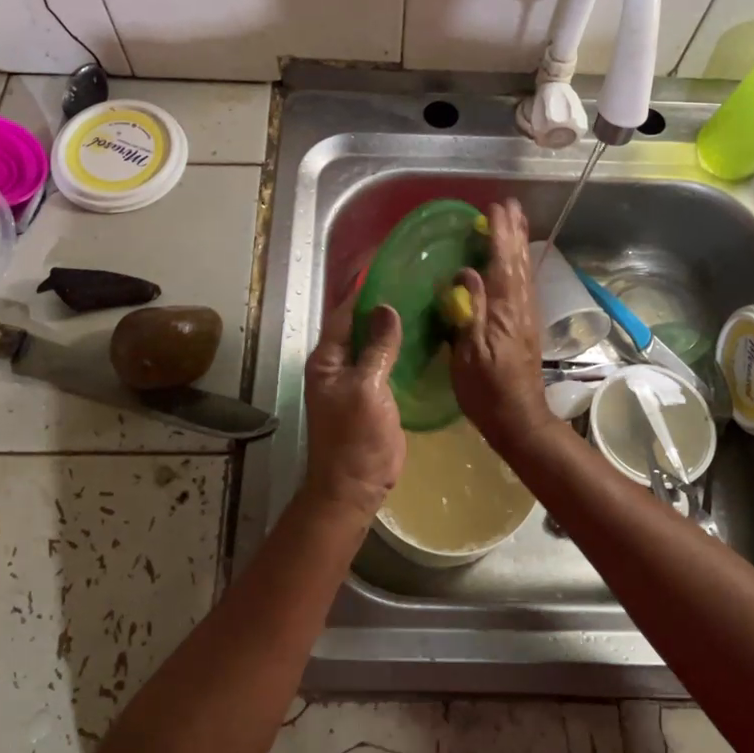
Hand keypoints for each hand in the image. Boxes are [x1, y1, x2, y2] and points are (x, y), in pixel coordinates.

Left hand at [301, 284, 404, 519]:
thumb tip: (385, 308)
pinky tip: (426, 339)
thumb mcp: (367, 388)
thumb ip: (377, 348)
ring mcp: (356, 381)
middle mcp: (338, 365)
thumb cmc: (355, 438)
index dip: (364, 289)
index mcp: (327, 359)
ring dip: (394, 327)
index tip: (388, 265)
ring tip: (426, 301)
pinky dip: (402, 350)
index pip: (344, 313)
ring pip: (375, 344)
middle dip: (383, 305)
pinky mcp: (374, 396)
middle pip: (360, 326)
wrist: (354, 487)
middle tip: (416, 279)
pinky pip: (387, 363)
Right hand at [452, 200, 555, 451]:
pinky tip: (514, 263)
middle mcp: (519, 306)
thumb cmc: (486, 390)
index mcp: (503, 309)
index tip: (494, 208)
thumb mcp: (468, 353)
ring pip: (523, 271)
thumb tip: (467, 272)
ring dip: (518, 244)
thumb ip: (469, 311)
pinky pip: (523, 284)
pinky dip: (519, 265)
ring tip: (515, 222)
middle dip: (513, 232)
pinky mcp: (525, 327)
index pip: (502, 262)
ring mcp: (525, 316)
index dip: (498, 234)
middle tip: (509, 205)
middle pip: (518, 261)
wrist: (519, 420)